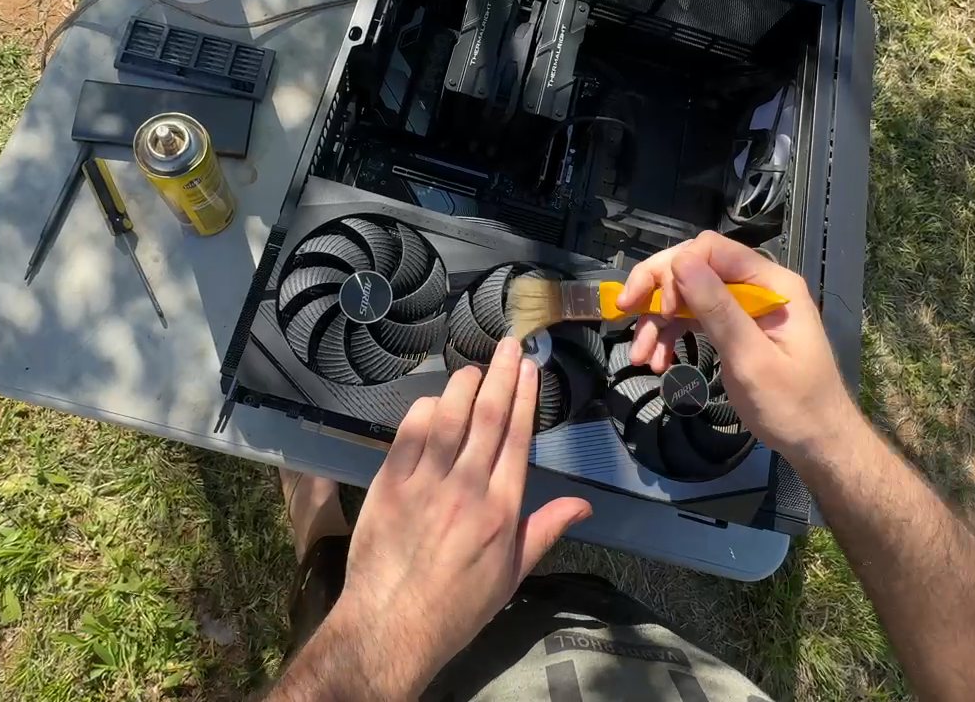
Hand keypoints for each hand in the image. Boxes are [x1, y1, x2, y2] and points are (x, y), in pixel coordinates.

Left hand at [320, 337, 592, 697]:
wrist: (390, 628)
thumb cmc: (457, 605)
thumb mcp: (511, 575)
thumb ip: (545, 530)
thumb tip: (584, 504)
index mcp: (501, 509)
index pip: (518, 438)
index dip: (525, 398)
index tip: (530, 369)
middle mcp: (467, 487)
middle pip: (489, 417)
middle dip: (502, 376)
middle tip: (510, 346)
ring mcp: (426, 482)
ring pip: (449, 417)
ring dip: (464, 385)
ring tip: (475, 367)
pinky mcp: (390, 483)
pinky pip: (409, 433)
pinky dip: (424, 410)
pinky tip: (434, 400)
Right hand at [616, 231, 859, 456]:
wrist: (818, 444)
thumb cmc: (793, 405)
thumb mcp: (751, 358)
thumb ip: (717, 308)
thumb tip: (680, 261)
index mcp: (771, 283)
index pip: (711, 249)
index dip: (676, 269)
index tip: (659, 307)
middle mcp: (757, 285)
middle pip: (693, 267)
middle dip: (656, 290)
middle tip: (625, 312)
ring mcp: (743, 305)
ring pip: (686, 294)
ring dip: (657, 320)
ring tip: (639, 355)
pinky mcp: (733, 326)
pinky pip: (692, 317)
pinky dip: (670, 335)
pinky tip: (657, 361)